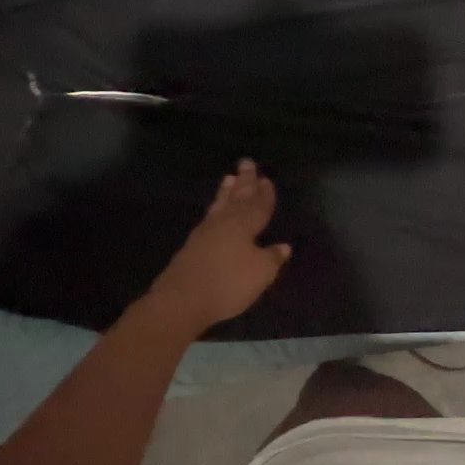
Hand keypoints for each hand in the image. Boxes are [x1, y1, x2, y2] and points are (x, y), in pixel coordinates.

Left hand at [141, 159, 291, 332]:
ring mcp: (205, 233)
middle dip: (245, 181)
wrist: (181, 301)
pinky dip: (214, 209)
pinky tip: (214, 212)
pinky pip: (208, 218)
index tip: (266, 179)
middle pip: (238, 198)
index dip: (264, 193)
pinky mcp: (191, 247)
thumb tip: (284, 246)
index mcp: (245, 224)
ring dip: (226, 191)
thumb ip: (272, 257)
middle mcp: (225, 222)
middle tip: (247, 163)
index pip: (258, 205)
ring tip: (229, 178)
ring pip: (220, 205)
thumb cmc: (228, 283)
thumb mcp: (261, 273)